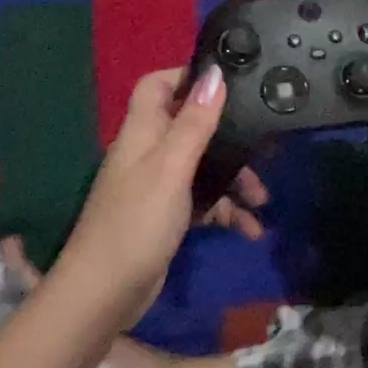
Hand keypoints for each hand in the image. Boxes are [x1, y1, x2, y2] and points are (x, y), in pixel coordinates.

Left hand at [55, 64, 265, 322]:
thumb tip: (215, 73)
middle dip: (227, 136)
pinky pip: (201, 203)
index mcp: (142, 133)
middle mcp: (147, 154)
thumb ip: (194, 123)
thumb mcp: (170, 168)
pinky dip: (225, 211)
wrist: (104, 293)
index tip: (228, 81)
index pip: (157, 86)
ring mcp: (156, 188)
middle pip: (189, 127)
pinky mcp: (166, 218)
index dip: (186, 76)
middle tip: (263, 144)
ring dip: (233, 179)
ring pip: (201, 168)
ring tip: (263, 200)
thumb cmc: (136, 222)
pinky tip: (250, 229)